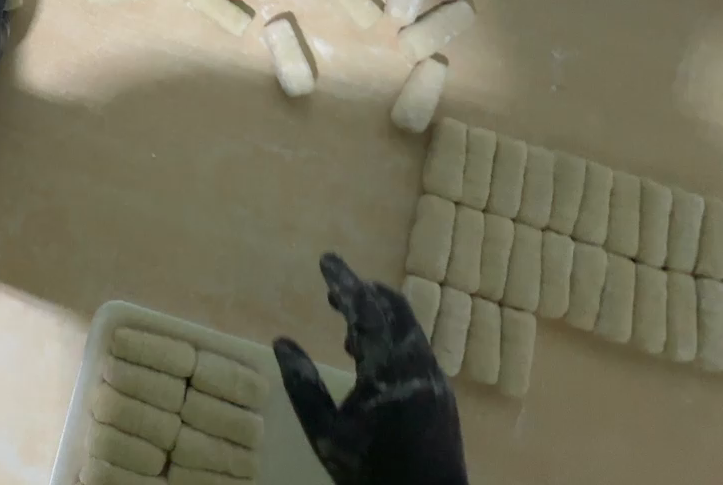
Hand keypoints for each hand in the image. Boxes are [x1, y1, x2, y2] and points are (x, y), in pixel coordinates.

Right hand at [274, 254, 467, 484]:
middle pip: (394, 307)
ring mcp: (434, 379)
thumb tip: (281, 341)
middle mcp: (418, 366)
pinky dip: (389, 333)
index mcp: (388, 372)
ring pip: (407, 325)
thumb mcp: (326, 435)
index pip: (366, 310)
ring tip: (342, 322)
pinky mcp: (441, 393)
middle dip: (363, 290)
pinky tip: (366, 354)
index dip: (344, 281)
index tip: (325, 260)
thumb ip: (303, 385)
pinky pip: (414, 344)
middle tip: (333, 287)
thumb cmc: (372, 475)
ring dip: (376, 312)